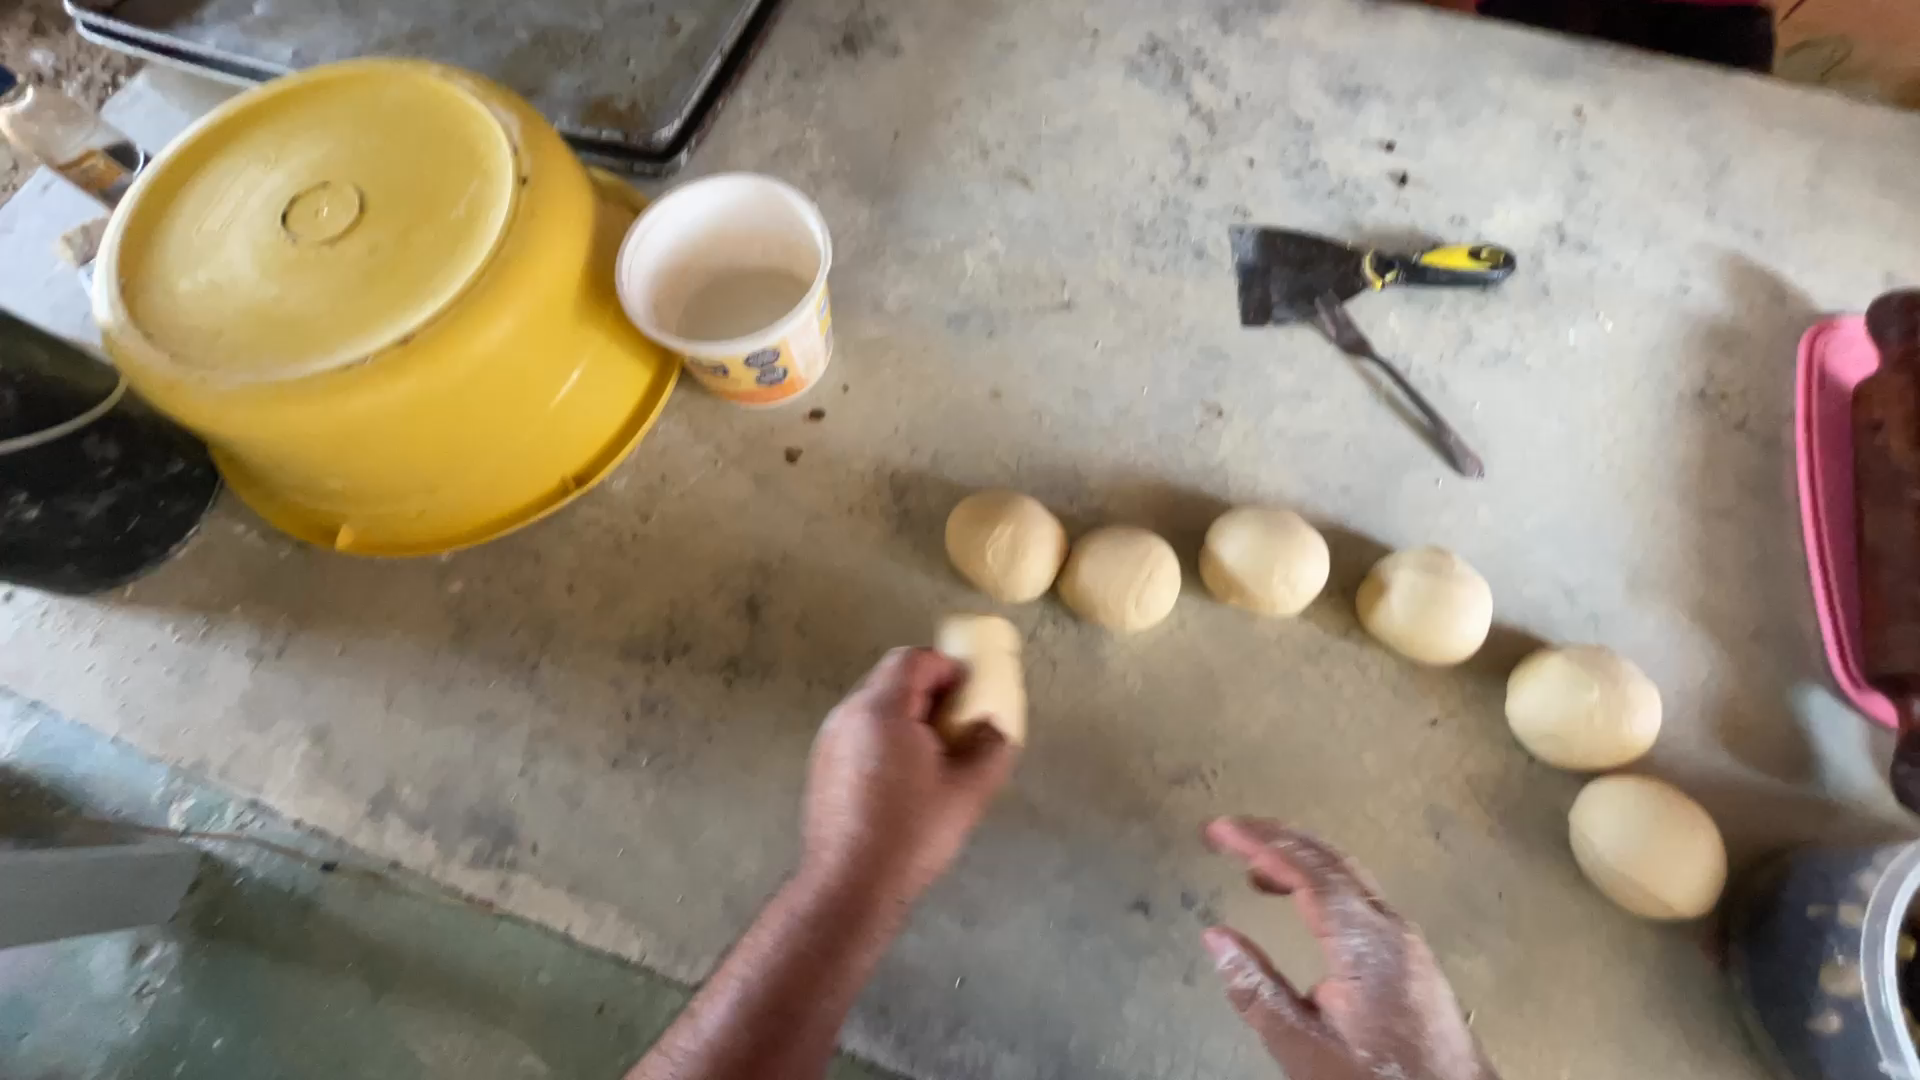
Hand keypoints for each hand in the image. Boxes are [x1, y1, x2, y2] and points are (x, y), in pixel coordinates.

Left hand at [801, 648, 1017, 907]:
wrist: (849, 887)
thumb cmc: (911, 833)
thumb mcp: (968, 790)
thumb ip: (991, 748)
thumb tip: (992, 728)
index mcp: (880, 709)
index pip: (912, 659)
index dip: (946, 668)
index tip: (969, 695)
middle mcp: (847, 714)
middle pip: (891, 678)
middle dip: (929, 692)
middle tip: (956, 725)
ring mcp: (828, 740)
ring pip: (874, 706)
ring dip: (907, 715)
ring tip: (932, 755)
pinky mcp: (822, 766)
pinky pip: (859, 732)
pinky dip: (885, 737)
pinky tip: (901, 779)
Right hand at [1200, 818, 1496, 1079]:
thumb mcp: (1303, 1048)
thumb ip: (1256, 990)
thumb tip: (1215, 936)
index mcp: (1364, 945)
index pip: (1305, 871)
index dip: (1258, 843)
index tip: (1217, 831)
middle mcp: (1389, 928)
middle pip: (1328, 858)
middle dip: (1273, 837)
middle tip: (1228, 831)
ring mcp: (1405, 937)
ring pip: (1346, 872)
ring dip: (1296, 855)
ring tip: (1251, 863)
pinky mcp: (1409, 952)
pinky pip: (1357, 892)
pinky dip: (1318, 877)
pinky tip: (1297, 898)